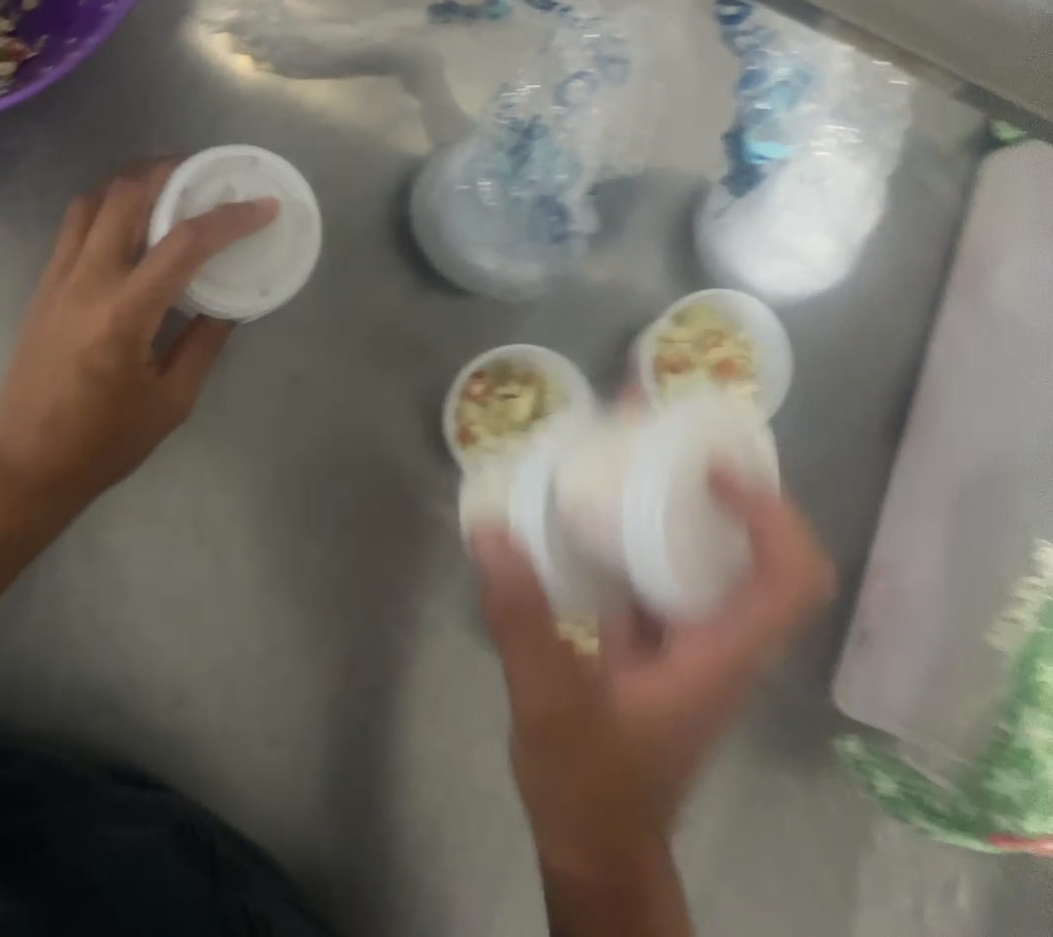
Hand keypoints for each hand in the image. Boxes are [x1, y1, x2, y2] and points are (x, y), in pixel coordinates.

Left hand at [0, 160, 276, 508]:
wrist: (28, 464)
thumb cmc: (104, 444)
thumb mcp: (171, 401)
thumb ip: (204, 343)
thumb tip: (229, 303)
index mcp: (124, 315)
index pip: (184, 243)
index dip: (230, 218)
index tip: (262, 206)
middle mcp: (86, 283)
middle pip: (126, 195)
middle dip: (170, 172)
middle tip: (204, 178)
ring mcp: (56, 282)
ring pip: (91, 202)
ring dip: (131, 184)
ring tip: (165, 192)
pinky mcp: (41, 291)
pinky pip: (72, 230)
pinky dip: (103, 212)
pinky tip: (127, 232)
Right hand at [471, 472, 834, 877]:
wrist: (593, 841)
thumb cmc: (587, 778)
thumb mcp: (547, 697)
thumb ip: (520, 615)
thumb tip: (490, 528)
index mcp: (717, 655)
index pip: (788, 578)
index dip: (769, 514)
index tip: (709, 465)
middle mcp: (715, 645)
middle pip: (748, 557)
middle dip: (708, 490)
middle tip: (650, 436)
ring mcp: (683, 652)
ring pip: (698, 569)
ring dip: (667, 514)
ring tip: (614, 466)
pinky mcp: (650, 658)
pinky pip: (654, 587)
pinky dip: (629, 549)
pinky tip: (577, 532)